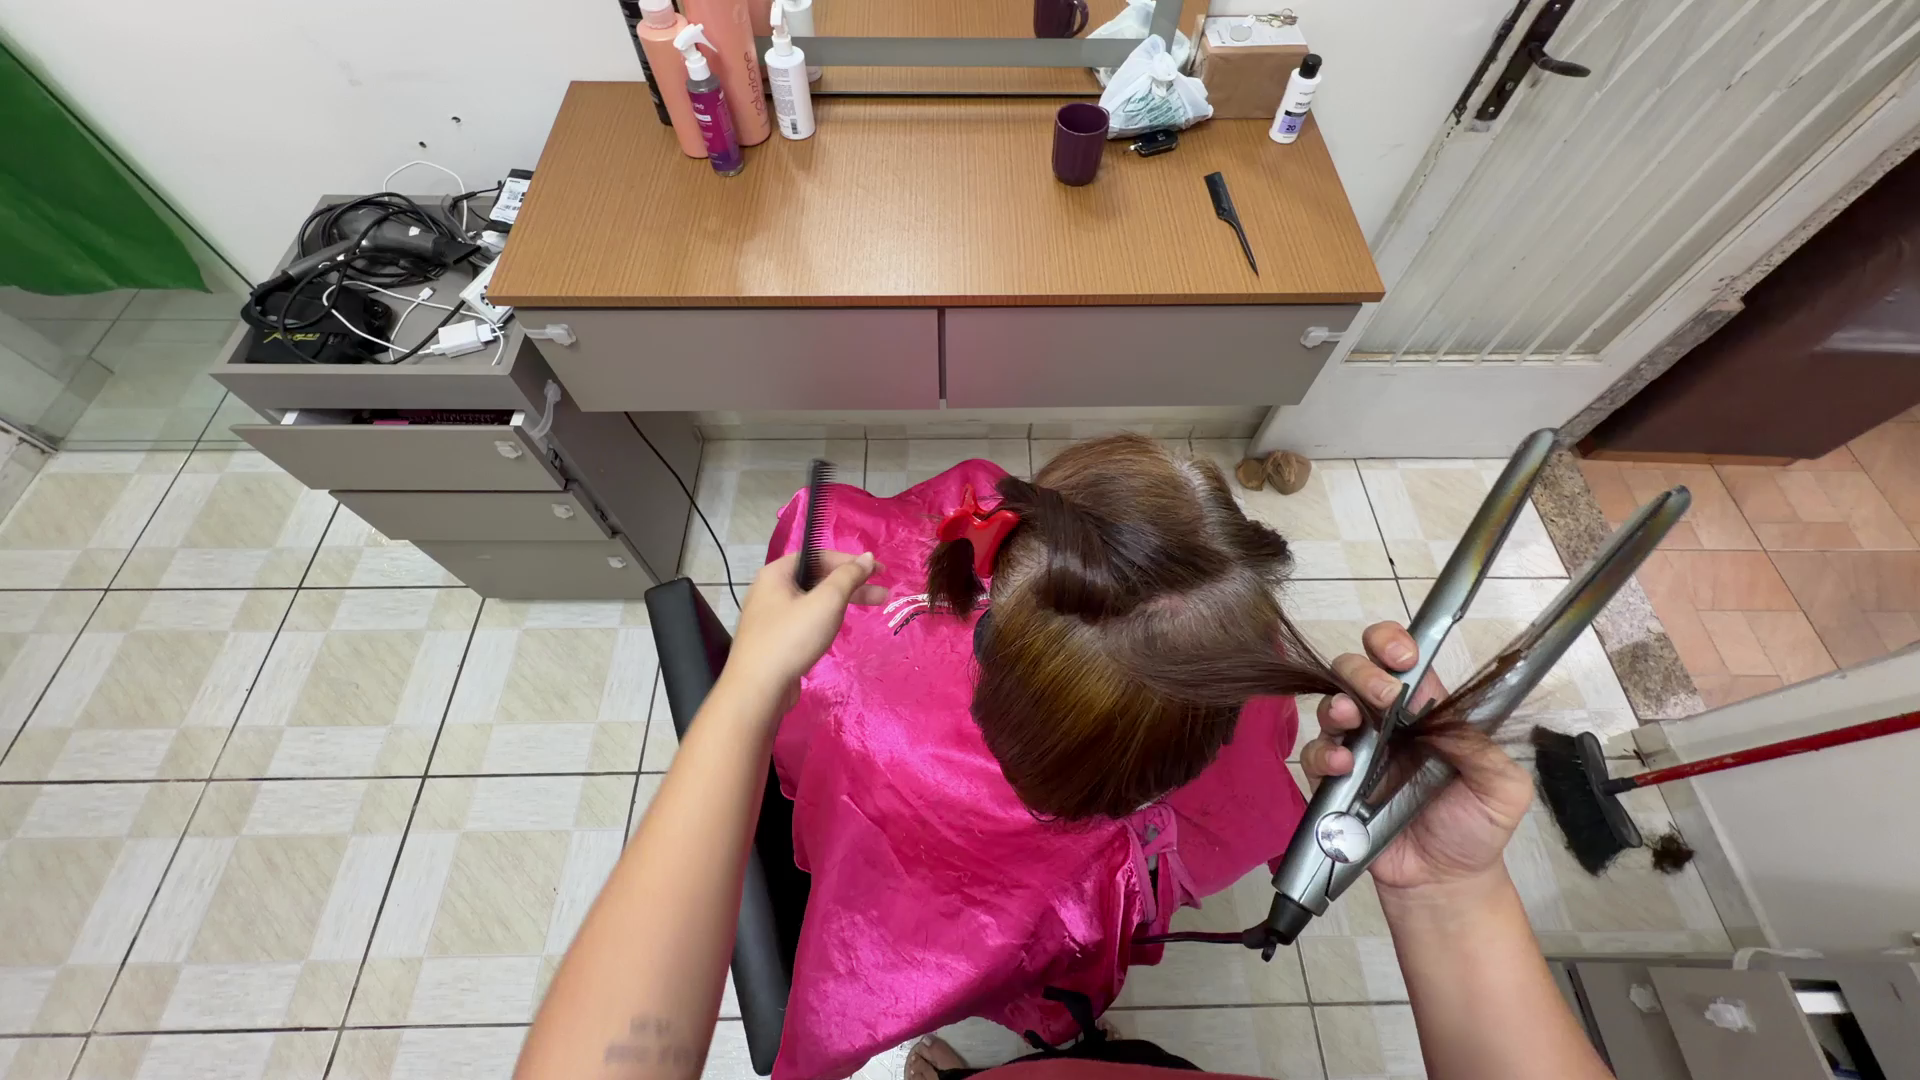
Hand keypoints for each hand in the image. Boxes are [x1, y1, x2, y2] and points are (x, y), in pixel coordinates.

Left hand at [721, 551, 887, 705]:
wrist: (758, 689)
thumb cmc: (792, 638)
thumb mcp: (826, 601)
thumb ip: (848, 576)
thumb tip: (867, 557)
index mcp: (777, 573)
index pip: (819, 556)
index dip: (850, 561)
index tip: (878, 571)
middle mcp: (771, 589)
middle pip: (818, 578)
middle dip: (852, 584)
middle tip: (883, 594)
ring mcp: (771, 615)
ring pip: (813, 600)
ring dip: (843, 601)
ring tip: (871, 608)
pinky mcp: (776, 638)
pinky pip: (805, 619)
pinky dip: (826, 618)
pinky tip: (839, 626)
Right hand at [1298, 622, 1533, 893]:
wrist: (1444, 881)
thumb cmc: (1474, 827)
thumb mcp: (1501, 786)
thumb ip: (1478, 746)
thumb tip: (1438, 714)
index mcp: (1424, 711)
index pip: (1401, 660)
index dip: (1393, 644)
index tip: (1402, 658)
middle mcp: (1383, 721)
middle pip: (1354, 670)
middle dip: (1362, 671)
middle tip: (1380, 694)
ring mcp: (1354, 747)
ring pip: (1329, 704)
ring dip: (1336, 705)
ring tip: (1349, 721)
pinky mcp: (1331, 778)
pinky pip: (1313, 753)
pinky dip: (1323, 754)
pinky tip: (1342, 766)